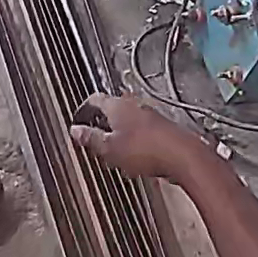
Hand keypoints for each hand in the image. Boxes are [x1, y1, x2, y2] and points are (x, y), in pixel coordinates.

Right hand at [69, 93, 210, 179]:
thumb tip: (75, 130)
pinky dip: (134, 139)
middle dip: (102, 122)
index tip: (78, 120)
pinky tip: (135, 156)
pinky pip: (143, 130)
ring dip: (119, 131)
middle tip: (93, 136)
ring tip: (113, 149)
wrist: (183, 157)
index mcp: (117, 106)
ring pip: (128, 119)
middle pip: (112, 108)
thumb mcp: (110, 148)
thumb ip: (91, 138)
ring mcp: (151, 115)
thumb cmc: (146, 150)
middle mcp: (134, 105)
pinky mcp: (163, 128)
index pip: (95, 99)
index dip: (84, 109)